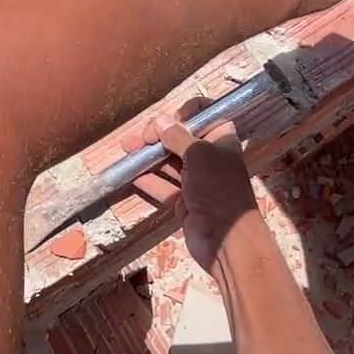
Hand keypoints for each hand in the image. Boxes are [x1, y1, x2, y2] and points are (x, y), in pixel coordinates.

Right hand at [137, 118, 259, 270]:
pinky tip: (131, 174)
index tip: (170, 119)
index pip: (205, 115)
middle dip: (157, 135)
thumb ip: (177, 136)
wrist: (226, 240)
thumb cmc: (218, 188)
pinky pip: (163, 185)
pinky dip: (148, 179)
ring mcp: (196, 179)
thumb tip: (160, 121)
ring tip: (127, 150)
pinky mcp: (184, 200)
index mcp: (220, 139)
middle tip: (139, 139)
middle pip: (180, 138)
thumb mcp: (199, 155)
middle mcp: (209, 156)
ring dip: (148, 155)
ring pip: (168, 161)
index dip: (186, 113)